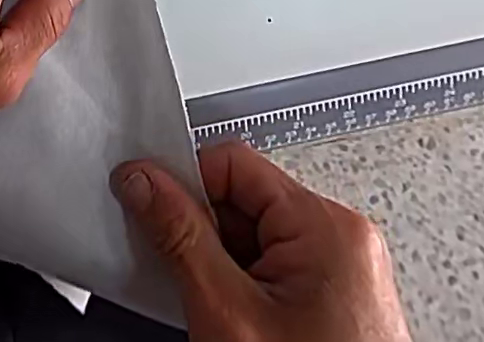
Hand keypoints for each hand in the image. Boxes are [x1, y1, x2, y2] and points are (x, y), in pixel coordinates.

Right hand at [112, 141, 411, 341]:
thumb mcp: (227, 314)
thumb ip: (179, 236)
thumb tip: (142, 181)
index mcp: (327, 227)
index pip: (230, 163)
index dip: (182, 182)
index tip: (147, 203)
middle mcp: (341, 240)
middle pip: (239, 199)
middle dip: (202, 233)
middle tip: (182, 275)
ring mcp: (341, 273)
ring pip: (250, 235)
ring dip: (218, 265)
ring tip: (216, 314)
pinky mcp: (335, 301)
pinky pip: (269, 265)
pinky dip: (239, 285)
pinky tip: (231, 320)